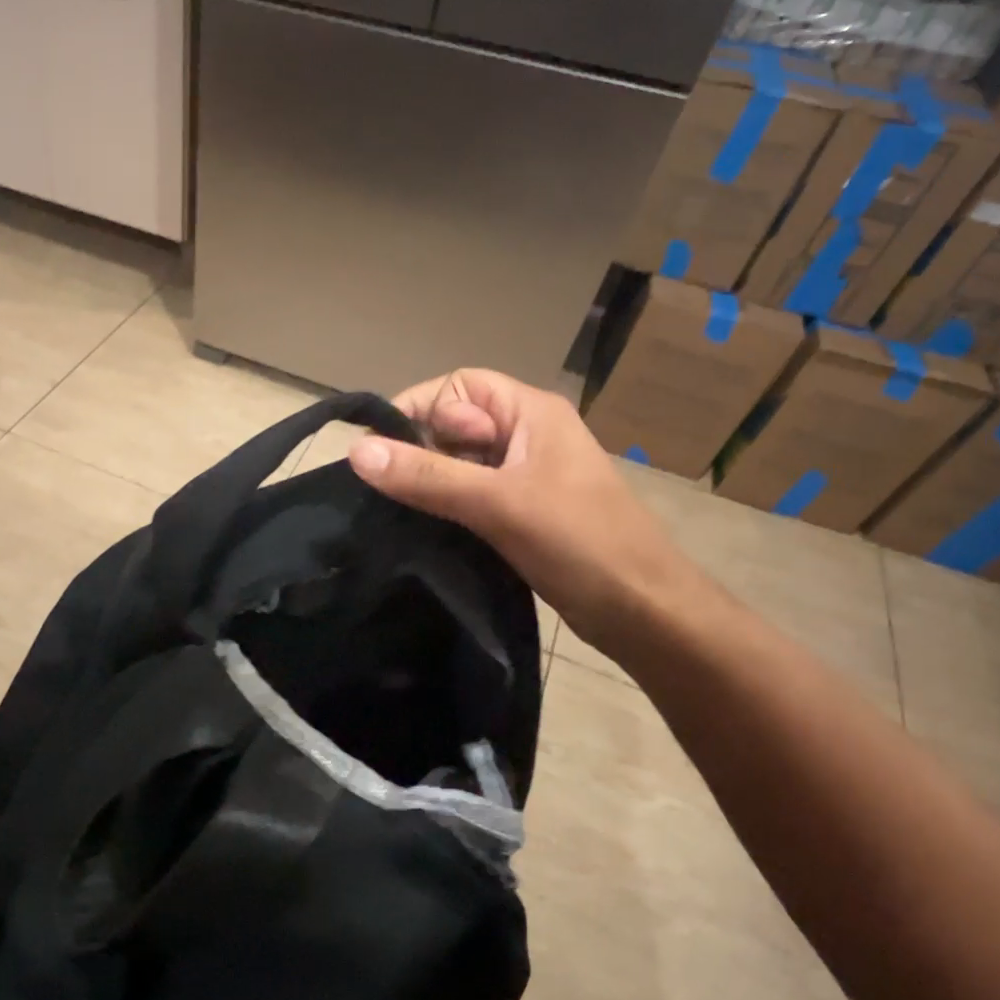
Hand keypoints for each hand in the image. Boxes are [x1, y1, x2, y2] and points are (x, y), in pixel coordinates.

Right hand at [348, 369, 705, 641]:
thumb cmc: (579, 543)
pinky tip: (425, 532)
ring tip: (402, 514)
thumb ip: (427, 476)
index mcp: (531, 412)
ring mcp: (526, 476)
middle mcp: (528, 435)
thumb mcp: (498, 504)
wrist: (644, 612)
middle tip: (397, 492)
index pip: (457, 387)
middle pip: (454, 425)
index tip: (381, 452)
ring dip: (430, 484)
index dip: (417, 410)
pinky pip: (471, 497)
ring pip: (460, 465)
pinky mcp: (522, 514)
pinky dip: (446, 509)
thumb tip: (356, 451)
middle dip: (420, 450)